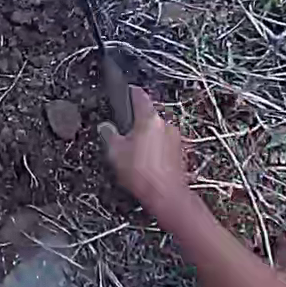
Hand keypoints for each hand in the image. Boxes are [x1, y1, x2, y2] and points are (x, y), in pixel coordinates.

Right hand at [97, 86, 196, 216]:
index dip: (130, 92)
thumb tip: (106, 127)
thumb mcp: (115, 152)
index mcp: (148, 118)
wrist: (167, 195)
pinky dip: (156, 149)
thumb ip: (109, 134)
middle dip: (136, 122)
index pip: (139, 95)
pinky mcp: (180, 152)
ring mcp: (175, 138)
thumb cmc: (141, 172)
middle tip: (124, 133)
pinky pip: (164, 144)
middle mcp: (165, 123)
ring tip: (134, 153)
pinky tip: (147, 163)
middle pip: (148, 115)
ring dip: (147, 136)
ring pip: (157, 130)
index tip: (125, 91)